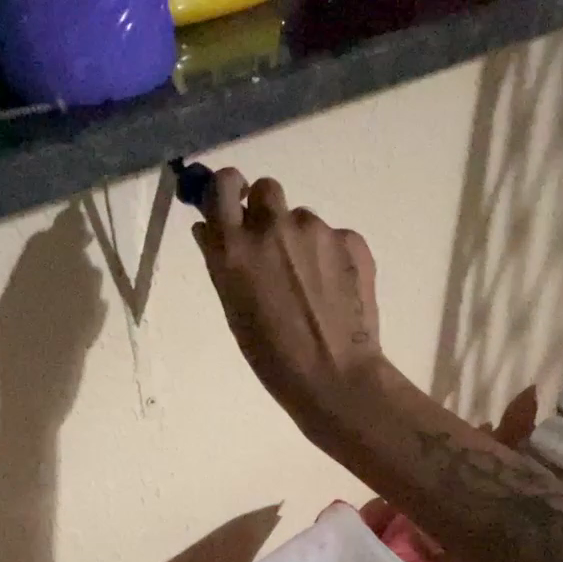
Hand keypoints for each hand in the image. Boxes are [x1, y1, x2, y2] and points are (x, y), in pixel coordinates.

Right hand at [193, 170, 386, 425]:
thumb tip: (210, 229)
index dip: (228, 189)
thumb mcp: (234, 311)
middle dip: (267, 213)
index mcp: (235, 247)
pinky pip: (335, 238)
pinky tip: (335, 293)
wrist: (334, 376)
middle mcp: (273, 227)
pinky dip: (332, 258)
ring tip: (311, 287)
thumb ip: (222, 262)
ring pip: (303, 219)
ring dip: (302, 241)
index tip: (234, 201)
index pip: (222, 185)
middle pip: (267, 190)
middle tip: (275, 251)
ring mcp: (316, 230)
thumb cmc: (272, 356)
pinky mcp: (352, 240)